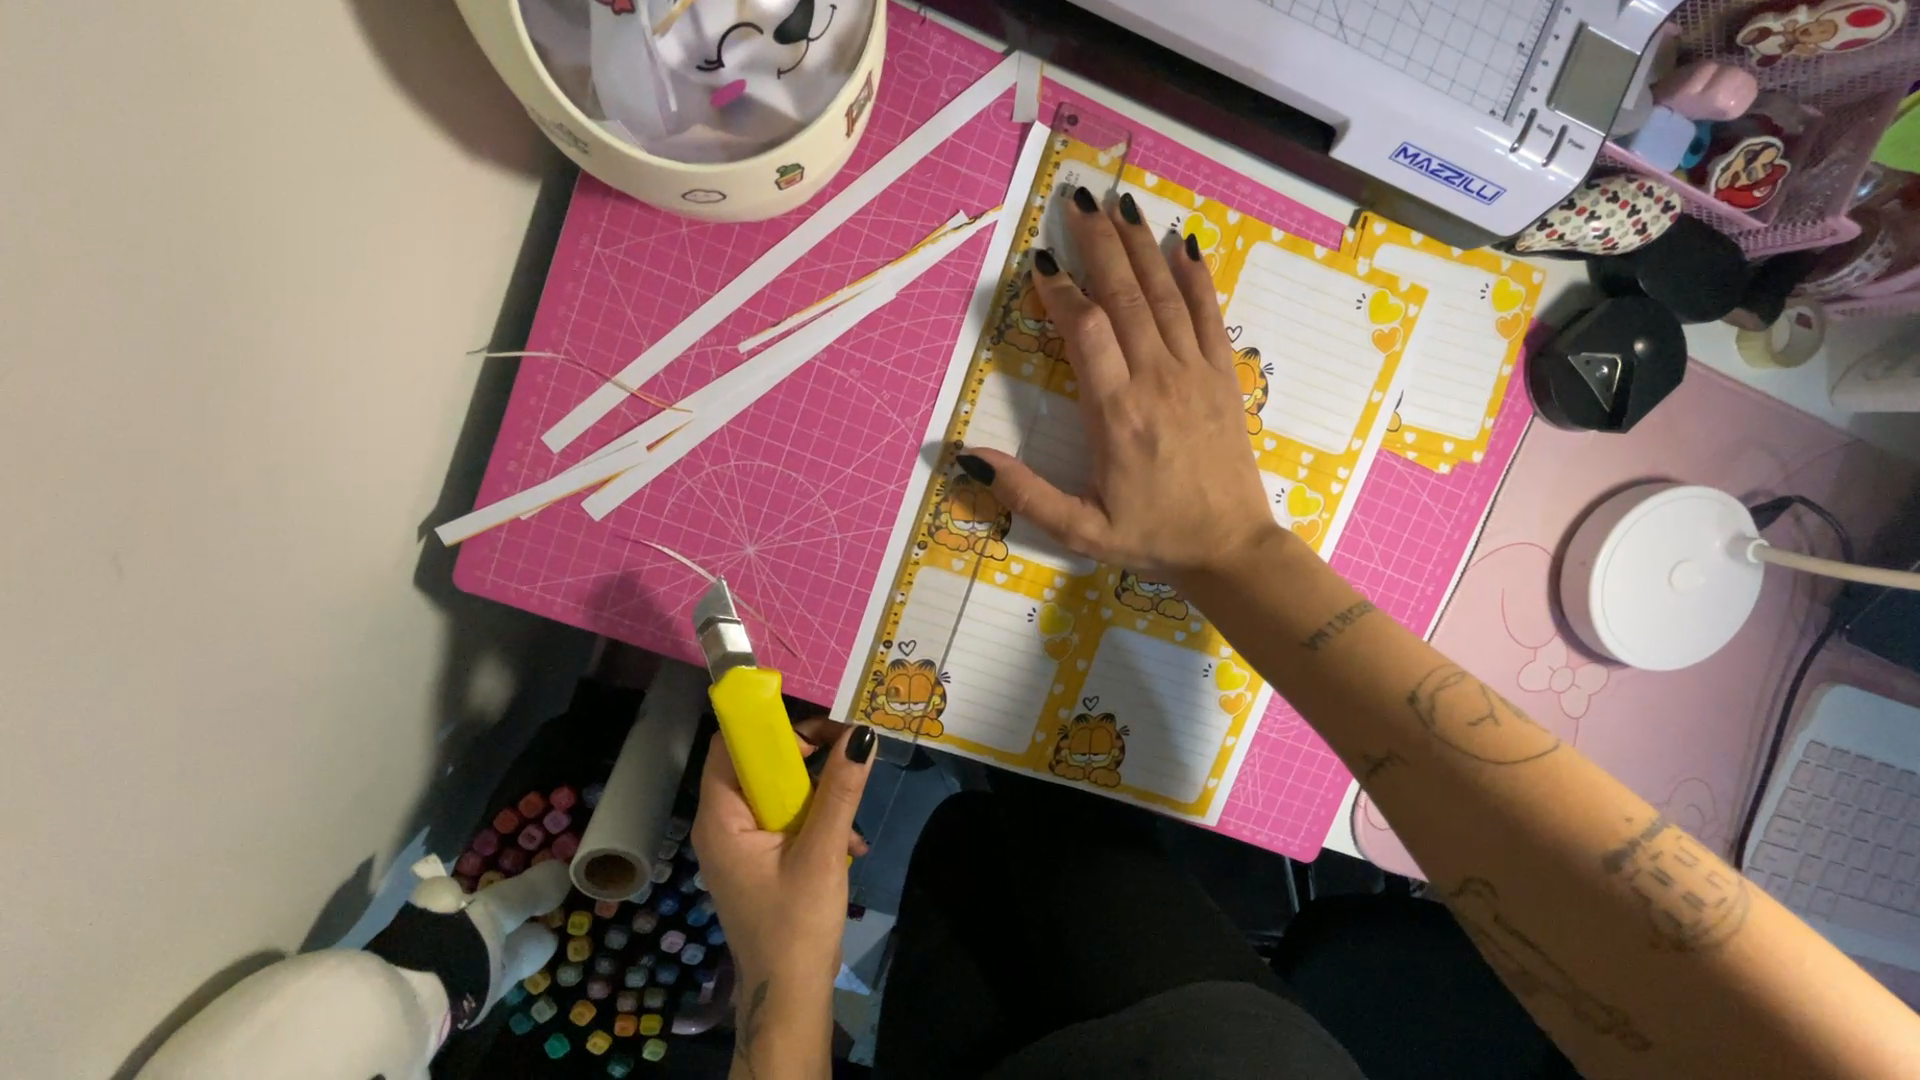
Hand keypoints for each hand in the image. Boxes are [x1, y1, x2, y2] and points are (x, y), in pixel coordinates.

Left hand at [692, 718, 874, 988]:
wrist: (790, 997)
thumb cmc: (796, 924)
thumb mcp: (823, 852)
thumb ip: (840, 791)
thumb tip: (861, 734)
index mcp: (722, 819)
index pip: (729, 746)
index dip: (766, 724)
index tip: (815, 717)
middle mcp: (724, 825)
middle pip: (758, 765)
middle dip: (805, 756)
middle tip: (847, 750)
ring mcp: (742, 844)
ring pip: (778, 792)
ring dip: (819, 792)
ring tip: (854, 805)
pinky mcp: (762, 860)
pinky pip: (787, 820)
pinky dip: (817, 820)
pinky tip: (850, 842)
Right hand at [956, 188, 1289, 581]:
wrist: (1231, 549)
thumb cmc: (1152, 538)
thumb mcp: (1079, 529)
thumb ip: (1024, 493)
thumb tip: (967, 457)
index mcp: (1116, 415)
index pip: (1085, 332)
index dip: (1062, 290)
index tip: (1042, 261)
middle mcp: (1156, 380)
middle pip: (1124, 296)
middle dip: (1099, 245)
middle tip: (1079, 201)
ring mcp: (1195, 374)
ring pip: (1165, 296)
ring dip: (1142, 247)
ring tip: (1121, 206)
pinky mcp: (1224, 377)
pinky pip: (1211, 314)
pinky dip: (1197, 277)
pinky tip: (1186, 244)